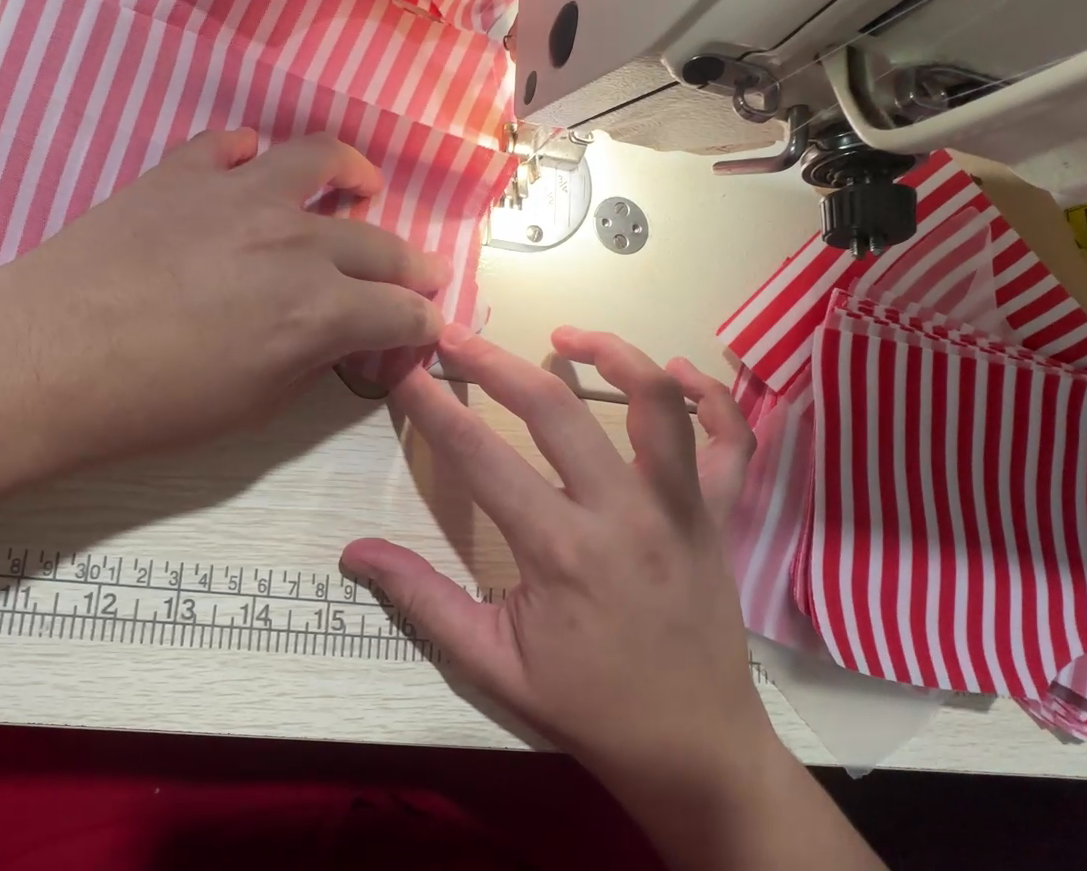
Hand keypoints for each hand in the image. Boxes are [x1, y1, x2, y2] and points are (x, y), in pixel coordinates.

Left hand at [0, 129, 446, 473]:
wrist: (49, 357)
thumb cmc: (153, 405)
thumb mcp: (251, 407)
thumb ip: (307, 364)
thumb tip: (333, 341)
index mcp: (321, 310)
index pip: (401, 313)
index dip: (423, 325)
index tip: (425, 331)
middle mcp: (297, 241)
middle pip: (379, 243)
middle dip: (411, 266)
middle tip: (417, 276)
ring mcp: (240, 194)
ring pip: (321, 160)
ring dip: (353, 173)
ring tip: (360, 184)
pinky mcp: (184, 171)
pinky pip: (232, 144)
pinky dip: (251, 155)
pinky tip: (250, 167)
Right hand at [341, 326, 777, 808]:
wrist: (695, 750)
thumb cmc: (586, 706)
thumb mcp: (491, 663)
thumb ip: (422, 599)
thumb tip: (354, 551)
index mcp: (560, 549)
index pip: (481, 456)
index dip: (434, 407)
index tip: (405, 371)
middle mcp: (623, 514)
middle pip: (557, 409)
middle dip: (496, 363)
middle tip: (457, 336)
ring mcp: (680, 510)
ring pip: (656, 405)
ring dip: (612, 355)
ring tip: (567, 336)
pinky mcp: (719, 517)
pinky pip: (732, 442)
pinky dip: (711, 397)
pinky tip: (675, 372)